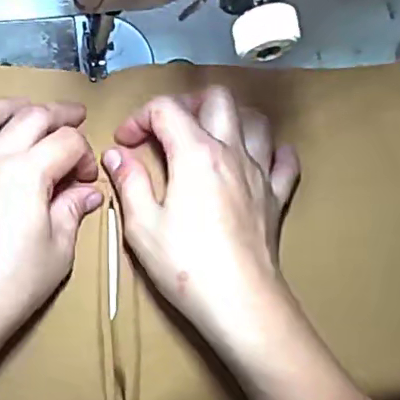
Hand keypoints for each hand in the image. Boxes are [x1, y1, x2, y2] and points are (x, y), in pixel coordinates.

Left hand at [0, 98, 102, 364]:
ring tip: (21, 109)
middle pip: (28, 118)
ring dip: (5, 107)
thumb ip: (71, 211)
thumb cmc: (14, 285)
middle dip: (56, 115)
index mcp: (27, 172)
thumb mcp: (58, 250)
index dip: (84, 154)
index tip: (87, 178)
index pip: (65, 142)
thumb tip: (87, 194)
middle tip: (73, 119)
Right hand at [102, 87, 299, 357]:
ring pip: (255, 121)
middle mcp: (231, 153)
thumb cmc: (186, 265)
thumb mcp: (141, 225)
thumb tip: (115, 156)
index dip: (140, 117)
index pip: (166, 109)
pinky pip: (284, 161)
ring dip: (230, 118)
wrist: (239, 300)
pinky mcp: (275, 198)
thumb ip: (128, 182)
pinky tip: (257, 158)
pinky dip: (271, 150)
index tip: (125, 142)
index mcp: (195, 154)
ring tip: (208, 135)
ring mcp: (259, 174)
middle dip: (187, 104)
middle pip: (217, 99)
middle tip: (166, 127)